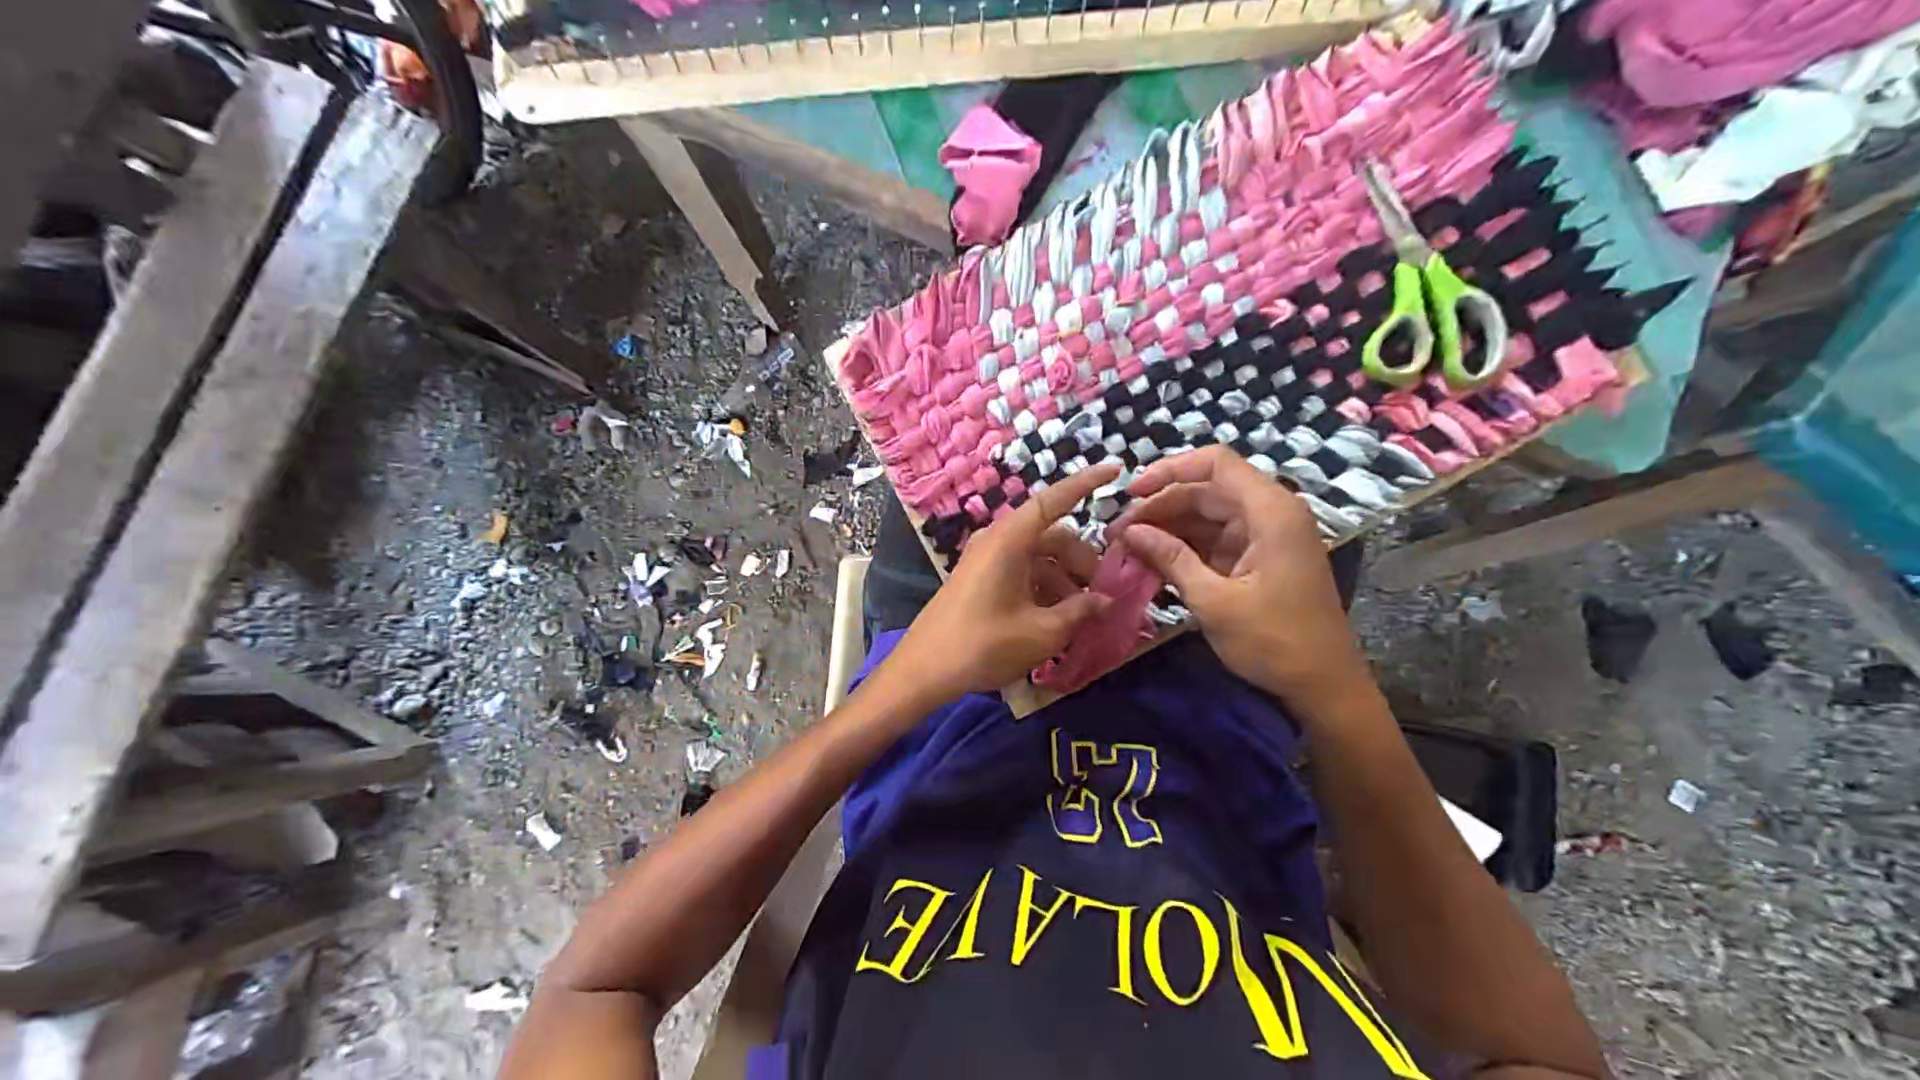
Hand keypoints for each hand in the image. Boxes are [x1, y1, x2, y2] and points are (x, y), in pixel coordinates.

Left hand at [879, 463, 1119, 704]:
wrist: (924, 670)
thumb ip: (1080, 611)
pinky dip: (1045, 588)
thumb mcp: (1042, 632)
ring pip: (1039, 557)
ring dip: (1065, 579)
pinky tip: (1059, 618)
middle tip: (1105, 594)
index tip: (1115, 469)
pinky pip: (1022, 572)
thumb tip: (1106, 600)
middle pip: (1053, 536)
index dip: (1086, 483)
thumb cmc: (984, 645)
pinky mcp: (981, 580)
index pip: (1053, 500)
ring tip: (1085, 614)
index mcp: (1010, 540)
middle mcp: (998, 541)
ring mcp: (987, 560)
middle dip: (1083, 561)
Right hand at [1112, 447, 1369, 713]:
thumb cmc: (1274, 642)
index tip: (1130, 493)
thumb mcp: (1215, 601)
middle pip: (1206, 489)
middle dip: (1160, 505)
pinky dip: (1183, 547)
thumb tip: (1129, 531)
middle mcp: (1270, 514)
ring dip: (1167, 527)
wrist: (1324, 687)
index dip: (1168, 470)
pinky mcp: (1257, 558)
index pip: (1215, 463)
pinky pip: (1214, 539)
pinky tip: (1151, 560)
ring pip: (1206, 515)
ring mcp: (1264, 536)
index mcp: (1270, 512)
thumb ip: (1171, 559)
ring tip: (1126, 546)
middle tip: (1117, 532)